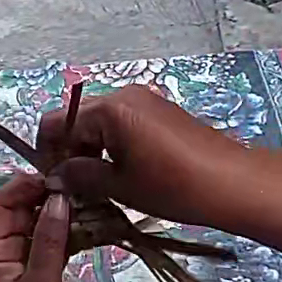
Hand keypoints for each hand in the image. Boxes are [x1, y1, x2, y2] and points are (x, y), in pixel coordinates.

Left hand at [0, 173, 82, 281]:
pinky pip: (53, 240)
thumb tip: (57, 197)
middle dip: (42, 194)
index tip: (53, 176)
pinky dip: (67, 229)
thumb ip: (48, 242)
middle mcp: (5, 255)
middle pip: (19, 211)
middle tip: (75, 184)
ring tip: (85, 197)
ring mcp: (26, 264)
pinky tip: (88, 221)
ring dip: (57, 211)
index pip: (1, 206)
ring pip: (38, 224)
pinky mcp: (45, 273)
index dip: (22, 187)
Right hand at [35, 85, 252, 230]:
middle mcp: (122, 95)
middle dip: (68, 150)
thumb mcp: (120, 186)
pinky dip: (109, 143)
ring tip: (96, 182)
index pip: (56, 122)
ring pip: (97, 121)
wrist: (234, 184)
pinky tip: (119, 170)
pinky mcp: (157, 110)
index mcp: (108, 109)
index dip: (46, 151)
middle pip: (75, 118)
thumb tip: (54, 176)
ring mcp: (142, 100)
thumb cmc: (174, 186)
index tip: (50, 180)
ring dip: (88, 148)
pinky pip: (119, 122)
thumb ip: (79, 176)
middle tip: (71, 186)